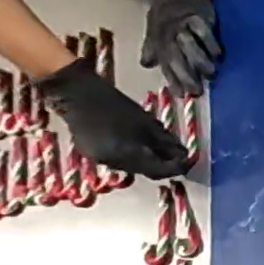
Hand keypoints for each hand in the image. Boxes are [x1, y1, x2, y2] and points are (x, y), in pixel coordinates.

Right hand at [36, 57, 188, 176]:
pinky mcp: (92, 157)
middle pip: (146, 171)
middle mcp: (115, 163)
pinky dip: (132, 157)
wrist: (76, 93)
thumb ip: (165, 141)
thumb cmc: (114, 103)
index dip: (175, 168)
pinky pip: (119, 162)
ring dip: (148, 162)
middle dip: (163, 166)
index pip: (158, 170)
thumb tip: (182, 155)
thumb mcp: (145, 121)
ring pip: (133, 168)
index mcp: (128, 153)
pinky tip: (137, 147)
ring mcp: (101, 161)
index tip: (187, 163)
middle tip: (176, 157)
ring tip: (159, 151)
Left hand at [140, 0, 220, 96]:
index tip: (181, 95)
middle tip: (198, 91)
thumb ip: (152, 48)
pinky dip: (211, 44)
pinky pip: (204, 33)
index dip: (173, 81)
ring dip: (200, 62)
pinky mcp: (198, 17)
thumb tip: (146, 64)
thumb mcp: (153, 29)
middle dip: (187, 76)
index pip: (166, 65)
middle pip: (178, 59)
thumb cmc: (165, 12)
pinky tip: (218, 55)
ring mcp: (184, 26)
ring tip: (211, 74)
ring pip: (191, 47)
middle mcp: (170, 36)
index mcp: (159, 41)